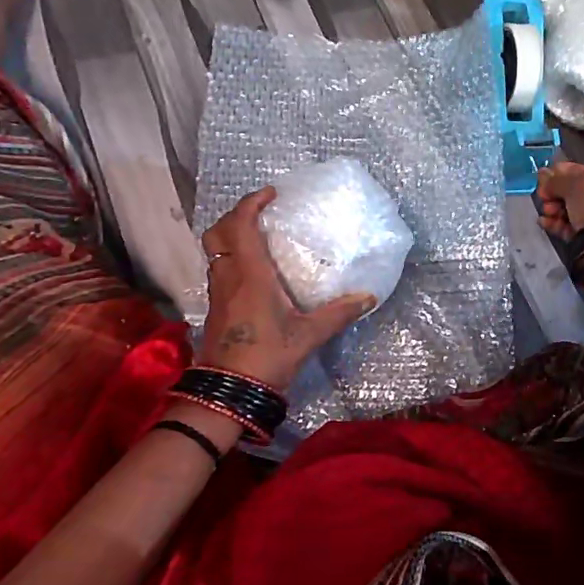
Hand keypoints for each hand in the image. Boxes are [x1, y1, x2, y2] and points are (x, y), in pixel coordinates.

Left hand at [198, 187, 376, 390]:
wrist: (230, 390)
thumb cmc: (268, 357)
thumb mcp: (309, 335)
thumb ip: (338, 314)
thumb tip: (368, 297)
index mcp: (250, 275)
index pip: (240, 225)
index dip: (250, 203)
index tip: (270, 194)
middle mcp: (228, 278)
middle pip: (217, 233)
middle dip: (234, 216)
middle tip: (259, 214)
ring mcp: (217, 294)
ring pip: (215, 252)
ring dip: (230, 238)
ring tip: (257, 240)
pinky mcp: (215, 309)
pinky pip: (218, 271)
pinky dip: (230, 260)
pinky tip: (252, 274)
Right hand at [535, 163, 583, 241]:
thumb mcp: (574, 185)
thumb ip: (556, 179)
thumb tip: (543, 174)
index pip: (579, 172)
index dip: (559, 172)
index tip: (543, 177)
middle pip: (571, 192)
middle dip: (554, 193)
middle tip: (542, 196)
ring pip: (567, 210)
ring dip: (552, 208)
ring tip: (546, 211)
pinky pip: (566, 226)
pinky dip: (554, 223)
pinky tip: (544, 222)